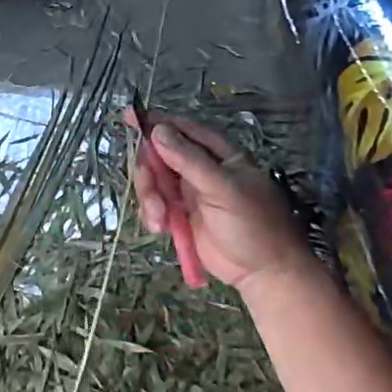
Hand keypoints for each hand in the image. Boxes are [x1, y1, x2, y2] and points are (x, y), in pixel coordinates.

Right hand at [127, 114, 306, 290]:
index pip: (183, 129)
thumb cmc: (253, 225)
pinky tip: (161, 228)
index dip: (157, 122)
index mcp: (218, 155)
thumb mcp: (223, 189)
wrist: (262, 274)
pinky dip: (152, 214)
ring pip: (154, 181)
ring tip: (160, 220)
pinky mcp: (180, 215)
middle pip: (160, 155)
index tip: (129, 117)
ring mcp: (189, 192)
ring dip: (150, 198)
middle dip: (150, 172)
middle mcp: (200, 169)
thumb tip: (158, 130)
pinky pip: (155, 205)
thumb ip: (189, 160)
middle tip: (152, 191)